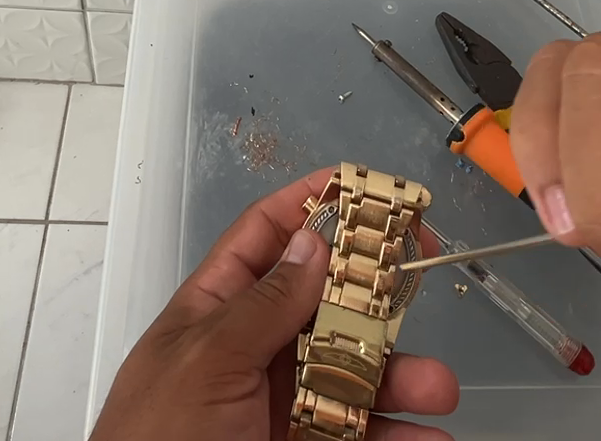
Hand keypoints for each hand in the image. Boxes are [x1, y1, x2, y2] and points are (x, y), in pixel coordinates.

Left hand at [90, 169, 459, 440]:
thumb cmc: (161, 438)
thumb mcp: (207, 362)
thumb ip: (262, 305)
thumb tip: (312, 240)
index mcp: (216, 307)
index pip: (264, 235)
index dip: (309, 203)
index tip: (363, 186)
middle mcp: (252, 347)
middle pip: (322, 301)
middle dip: (372, 291)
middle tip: (422, 271)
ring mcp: (277, 403)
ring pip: (349, 371)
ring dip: (399, 375)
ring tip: (439, 387)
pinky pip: (356, 434)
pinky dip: (395, 437)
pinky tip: (428, 439)